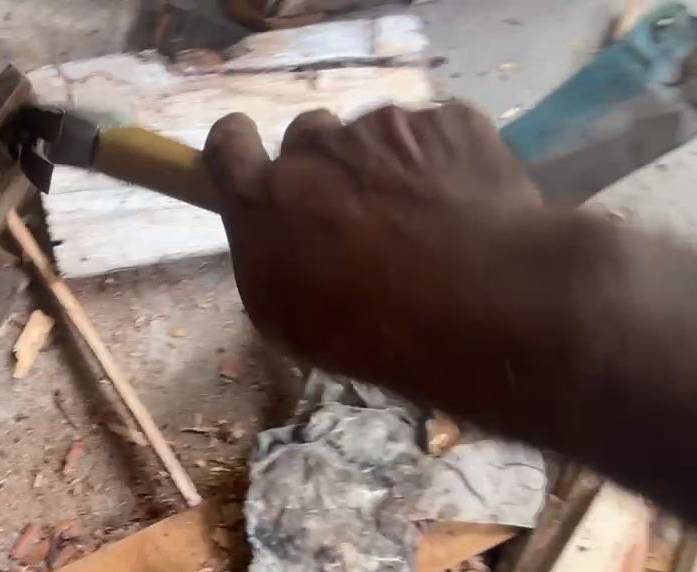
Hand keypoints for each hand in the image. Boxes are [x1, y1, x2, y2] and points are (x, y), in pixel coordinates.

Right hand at [203, 103, 542, 375]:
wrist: (470, 299)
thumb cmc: (355, 325)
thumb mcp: (278, 312)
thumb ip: (267, 253)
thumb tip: (280, 234)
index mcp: (262, 199)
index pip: (226, 143)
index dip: (237, 149)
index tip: (251, 167)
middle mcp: (315, 149)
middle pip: (306, 136)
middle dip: (318, 167)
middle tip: (346, 217)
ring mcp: (385, 127)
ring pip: (371, 137)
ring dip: (379, 168)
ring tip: (412, 222)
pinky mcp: (449, 120)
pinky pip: (431, 134)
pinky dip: (435, 163)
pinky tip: (452, 210)